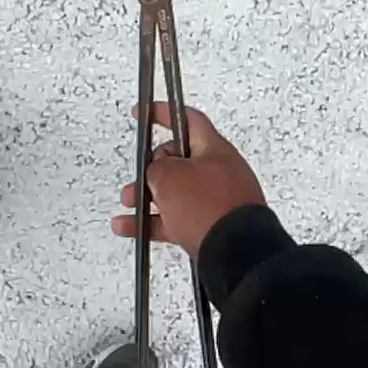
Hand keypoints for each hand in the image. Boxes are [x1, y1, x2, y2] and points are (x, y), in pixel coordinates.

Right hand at [111, 103, 264, 258]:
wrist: (237, 255)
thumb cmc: (210, 209)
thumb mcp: (168, 176)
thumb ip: (155, 167)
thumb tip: (155, 175)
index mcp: (214, 149)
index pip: (186, 119)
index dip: (162, 113)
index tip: (145, 112)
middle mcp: (220, 171)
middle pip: (178, 160)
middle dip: (151, 168)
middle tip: (140, 177)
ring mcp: (219, 200)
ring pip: (176, 191)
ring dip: (148, 196)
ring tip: (131, 203)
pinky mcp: (216, 225)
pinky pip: (178, 218)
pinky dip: (155, 221)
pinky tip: (132, 227)